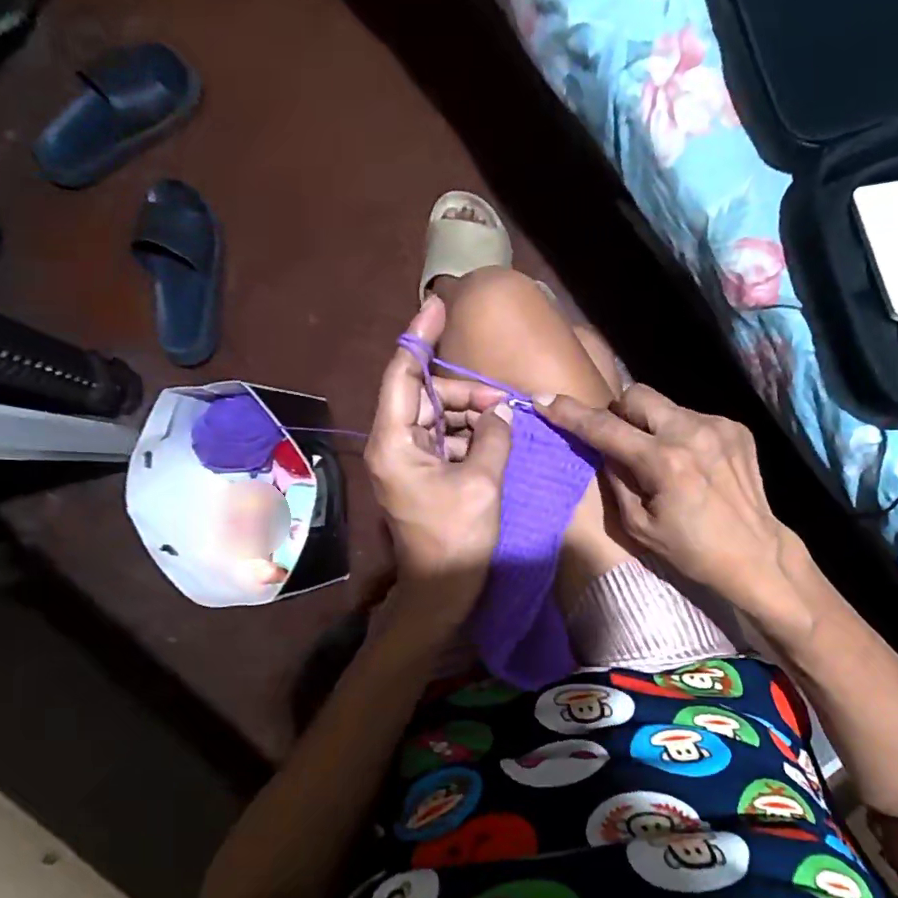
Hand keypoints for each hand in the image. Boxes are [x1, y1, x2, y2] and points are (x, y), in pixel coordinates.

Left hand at [365, 297, 513, 630]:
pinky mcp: (420, 475)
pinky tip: (494, 438)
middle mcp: (393, 445)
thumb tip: (502, 412)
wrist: (440, 592)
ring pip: (437, 417)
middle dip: (464, 391)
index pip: (402, 374)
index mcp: (394, 443)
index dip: (419, 338)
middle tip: (504, 402)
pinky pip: (443, 439)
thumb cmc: (456, 540)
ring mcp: (405, 461)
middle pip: (425, 395)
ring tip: (504, 421)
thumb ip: (493, 437)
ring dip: (470, 413)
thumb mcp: (482, 483)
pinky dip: (468, 434)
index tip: (438, 305)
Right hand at [536, 385, 799, 622]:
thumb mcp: (638, 526)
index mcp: (665, 462)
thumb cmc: (691, 550)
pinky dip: (679, 433)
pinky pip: (691, 417)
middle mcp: (692, 432)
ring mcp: (718, 426)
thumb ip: (616, 480)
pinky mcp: (736, 428)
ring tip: (662, 459)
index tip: (545, 400)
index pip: (606, 428)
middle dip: (619, 413)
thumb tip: (605, 450)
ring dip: (651, 424)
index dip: (571, 413)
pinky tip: (690, 463)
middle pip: (636, 395)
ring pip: (665, 405)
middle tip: (620, 442)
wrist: (756, 554)